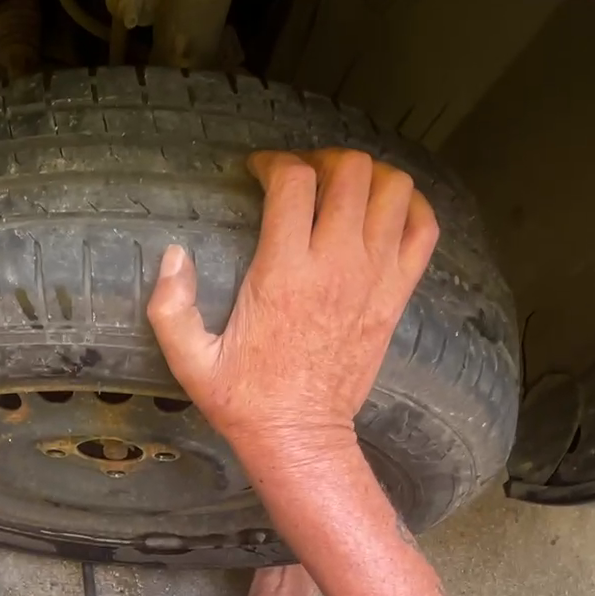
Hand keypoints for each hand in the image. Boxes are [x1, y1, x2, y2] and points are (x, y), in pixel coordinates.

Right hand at [146, 149, 438, 461]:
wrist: (299, 436)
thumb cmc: (243, 399)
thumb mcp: (189, 361)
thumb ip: (170, 308)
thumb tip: (173, 255)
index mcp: (282, 273)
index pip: (293, 182)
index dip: (274, 162)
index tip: (258, 172)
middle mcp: (335, 264)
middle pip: (350, 172)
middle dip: (322, 160)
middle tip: (300, 177)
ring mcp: (375, 277)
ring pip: (393, 188)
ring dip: (367, 176)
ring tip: (341, 189)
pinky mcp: (397, 294)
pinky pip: (423, 227)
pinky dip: (410, 205)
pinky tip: (385, 210)